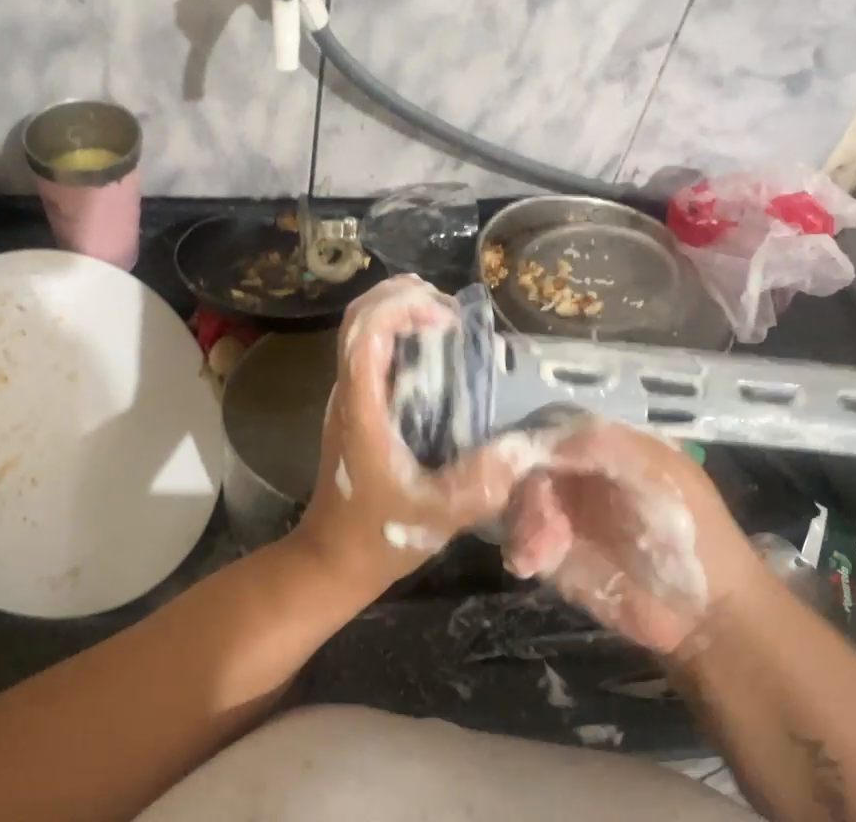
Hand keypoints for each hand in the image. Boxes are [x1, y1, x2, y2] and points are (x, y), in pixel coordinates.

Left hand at [290, 276, 515, 593]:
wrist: (333, 558)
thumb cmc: (378, 536)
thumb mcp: (437, 517)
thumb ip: (479, 484)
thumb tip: (523, 447)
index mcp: (360, 409)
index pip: (364, 332)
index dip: (401, 307)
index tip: (446, 317)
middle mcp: (348, 393)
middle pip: (357, 318)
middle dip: (401, 297)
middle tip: (450, 310)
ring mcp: (348, 398)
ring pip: (361, 331)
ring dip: (398, 312)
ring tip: (446, 320)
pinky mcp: (356, 408)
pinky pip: (371, 353)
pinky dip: (399, 335)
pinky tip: (436, 353)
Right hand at [487, 417, 767, 653]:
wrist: (705, 617)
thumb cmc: (693, 536)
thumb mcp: (661, 474)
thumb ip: (606, 444)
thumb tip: (544, 441)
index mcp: (605, 446)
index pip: (551, 427)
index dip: (529, 441)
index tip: (513, 462)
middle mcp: (577, 473)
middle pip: (524, 462)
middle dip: (519, 486)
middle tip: (527, 514)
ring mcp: (562, 512)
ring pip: (514, 499)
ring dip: (520, 520)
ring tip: (540, 551)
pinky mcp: (551, 552)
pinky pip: (517, 539)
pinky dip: (518, 548)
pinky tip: (533, 564)